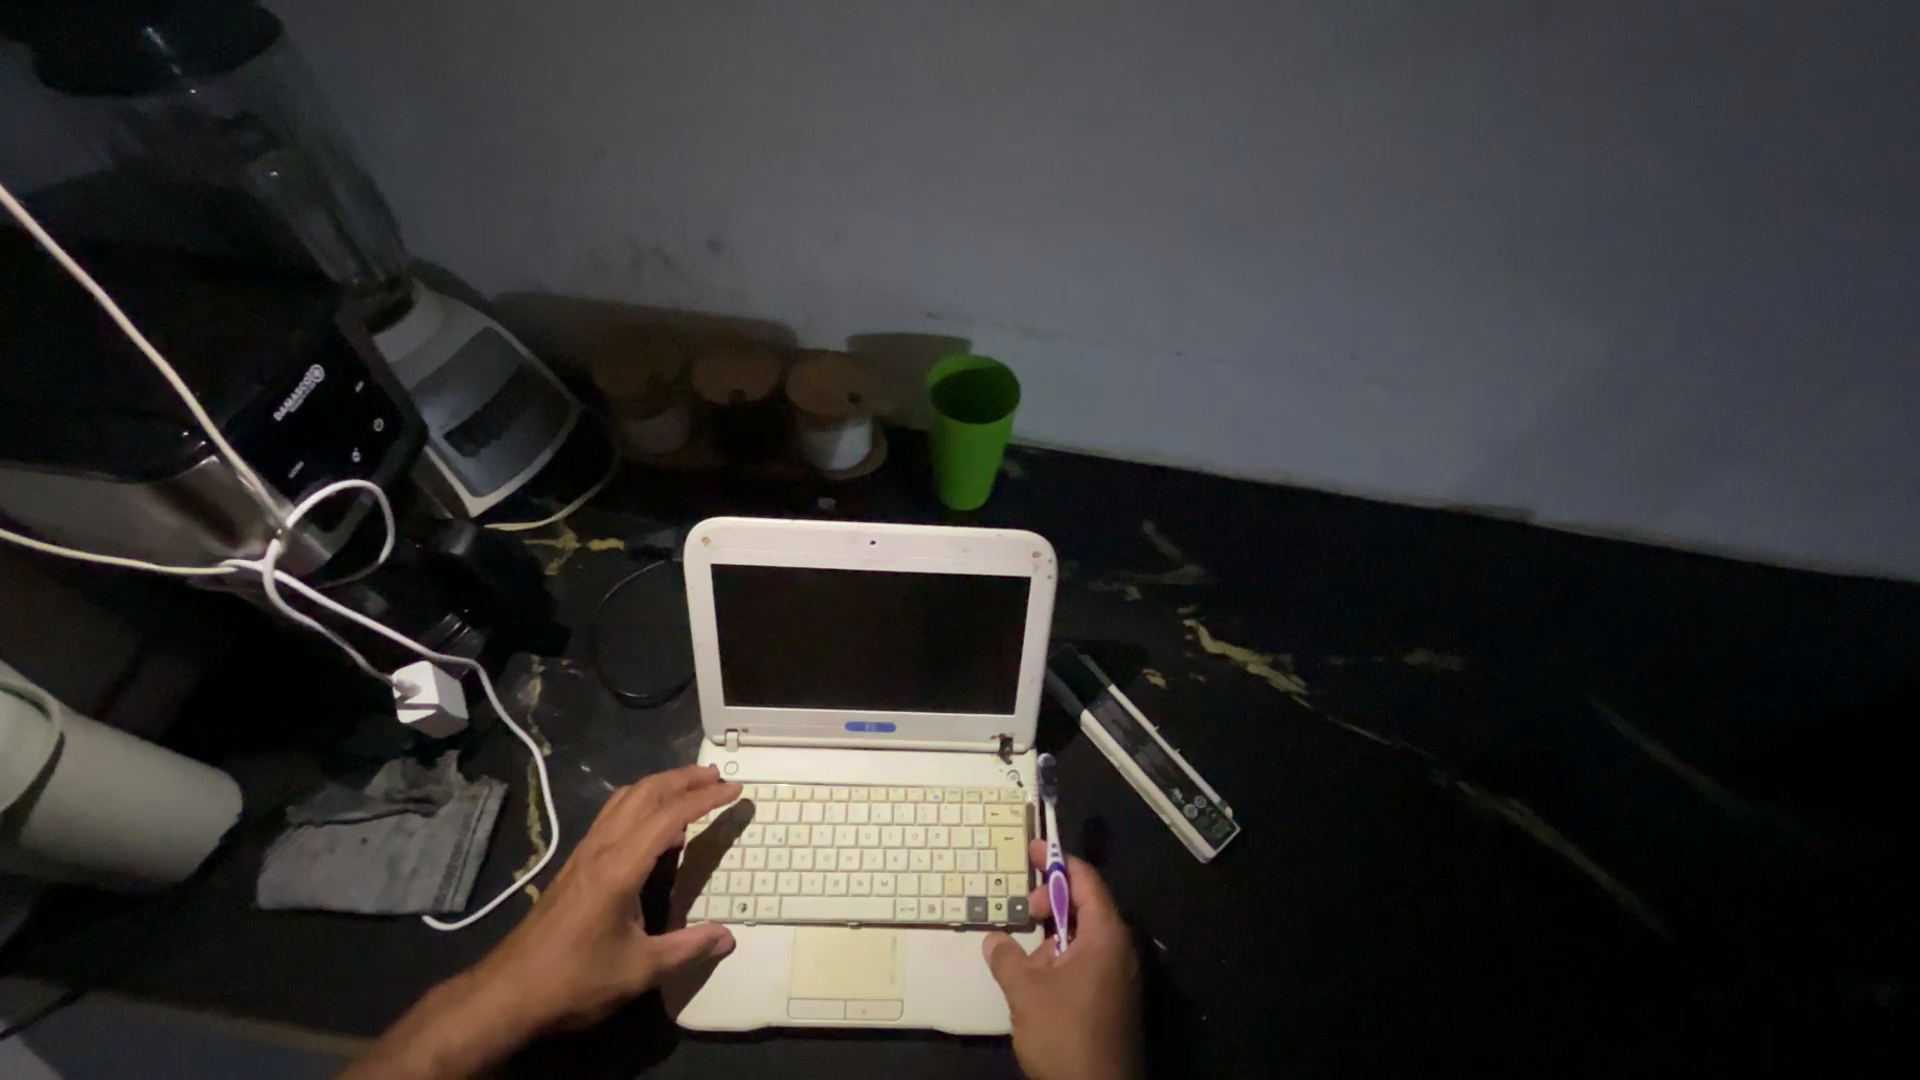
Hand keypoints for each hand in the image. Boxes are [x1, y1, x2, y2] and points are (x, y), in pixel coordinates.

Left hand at [468, 764, 742, 1031]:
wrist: (505, 994)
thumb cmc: (573, 980)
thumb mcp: (639, 971)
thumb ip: (688, 949)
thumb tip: (728, 938)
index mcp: (621, 866)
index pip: (670, 815)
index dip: (706, 798)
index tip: (735, 789)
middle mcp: (602, 848)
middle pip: (646, 793)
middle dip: (684, 778)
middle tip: (717, 776)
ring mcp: (585, 852)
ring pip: (626, 798)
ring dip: (661, 785)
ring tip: (691, 789)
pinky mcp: (575, 863)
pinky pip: (613, 814)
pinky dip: (642, 803)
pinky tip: (655, 827)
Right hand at [984, 841, 1142, 1079]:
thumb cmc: (1066, 1035)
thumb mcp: (1026, 992)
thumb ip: (1007, 958)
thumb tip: (993, 939)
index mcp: (1106, 935)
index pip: (1085, 879)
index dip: (1057, 861)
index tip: (1031, 850)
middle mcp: (1119, 949)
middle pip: (1085, 906)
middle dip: (1052, 903)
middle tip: (1024, 911)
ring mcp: (1119, 977)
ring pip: (1083, 938)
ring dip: (1052, 939)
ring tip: (1024, 957)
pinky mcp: (1113, 1002)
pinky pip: (1087, 963)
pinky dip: (1061, 960)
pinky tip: (1037, 981)